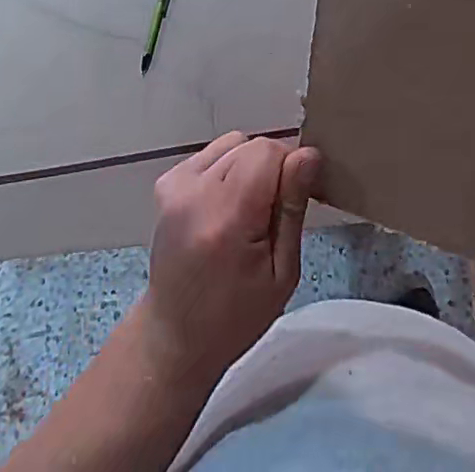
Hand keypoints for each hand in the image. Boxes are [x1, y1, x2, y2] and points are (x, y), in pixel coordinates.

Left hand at [137, 131, 321, 380]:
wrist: (175, 331)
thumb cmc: (237, 314)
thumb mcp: (282, 272)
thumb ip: (292, 207)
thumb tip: (308, 155)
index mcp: (227, 217)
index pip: (267, 151)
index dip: (291, 166)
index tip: (300, 196)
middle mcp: (195, 191)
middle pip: (251, 145)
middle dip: (274, 168)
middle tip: (275, 212)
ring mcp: (175, 183)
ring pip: (232, 143)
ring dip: (250, 165)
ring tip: (249, 208)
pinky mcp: (165, 183)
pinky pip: (210, 154)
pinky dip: (227, 168)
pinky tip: (227, 204)